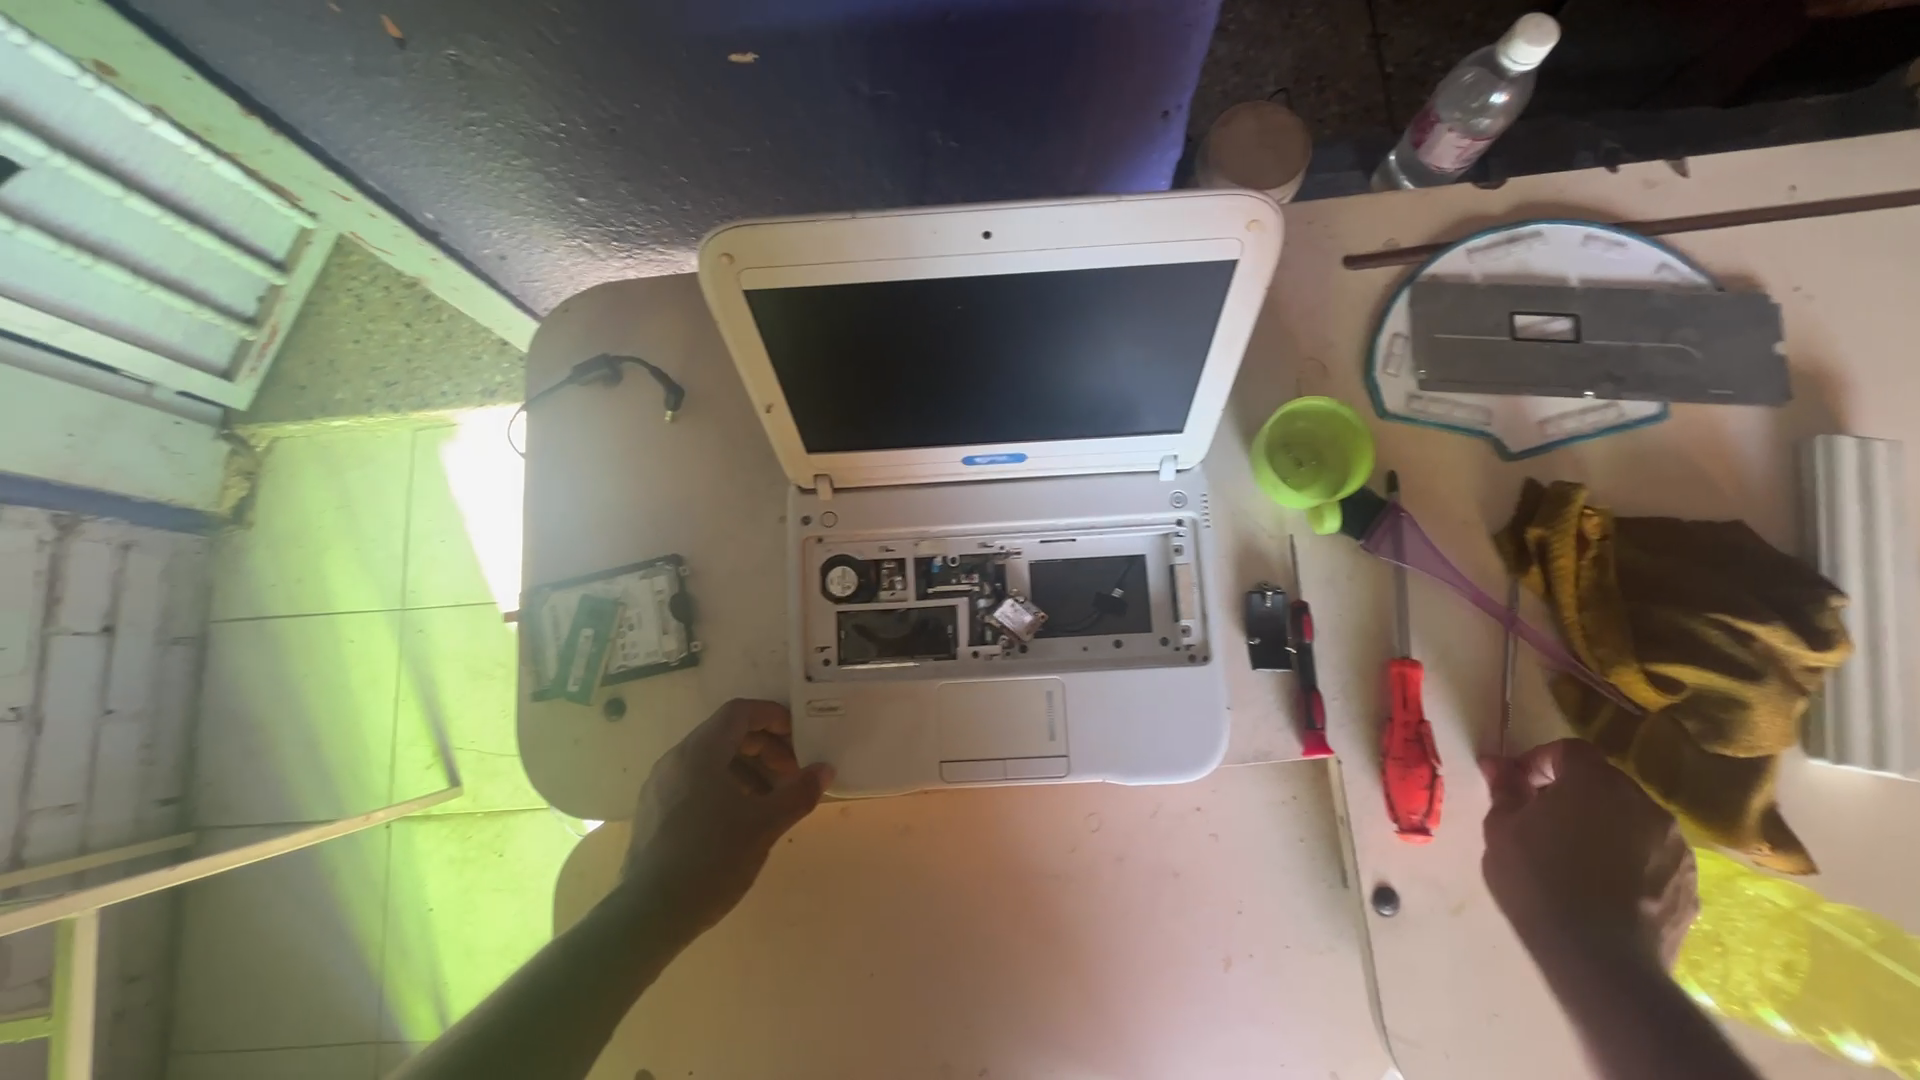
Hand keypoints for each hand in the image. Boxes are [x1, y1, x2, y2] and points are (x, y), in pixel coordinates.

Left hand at [622, 699, 832, 934]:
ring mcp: (660, 785)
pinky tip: (741, 817)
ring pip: (710, 759)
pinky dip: (724, 785)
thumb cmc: (711, 859)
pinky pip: (695, 781)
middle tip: (792, 772)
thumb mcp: (764, 825)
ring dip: (747, 768)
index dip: (773, 717)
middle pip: (726, 733)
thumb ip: (798, 792)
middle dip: (764, 747)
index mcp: (699, 753)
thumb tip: (825, 770)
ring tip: (771, 798)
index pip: (739, 712)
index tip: (799, 737)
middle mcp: (675, 760)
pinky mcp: (654, 811)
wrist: (650, 914)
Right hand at [1481, 738, 1697, 969]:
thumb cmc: (1538, 882)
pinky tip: (1604, 886)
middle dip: (1573, 792)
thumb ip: (1505, 790)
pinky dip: (1629, 857)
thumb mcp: (1502, 831)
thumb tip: (1497, 763)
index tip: (1519, 785)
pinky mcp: (1689, 883)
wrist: (1600, 958)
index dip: (1540, 761)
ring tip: (1576, 856)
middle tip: (1543, 819)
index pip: (1570, 750)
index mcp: (1596, 784)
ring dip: (1604, 824)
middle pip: (1605, 782)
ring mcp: (1675, 845)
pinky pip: (1652, 854)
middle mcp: (1644, 804)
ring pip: (1633, 818)